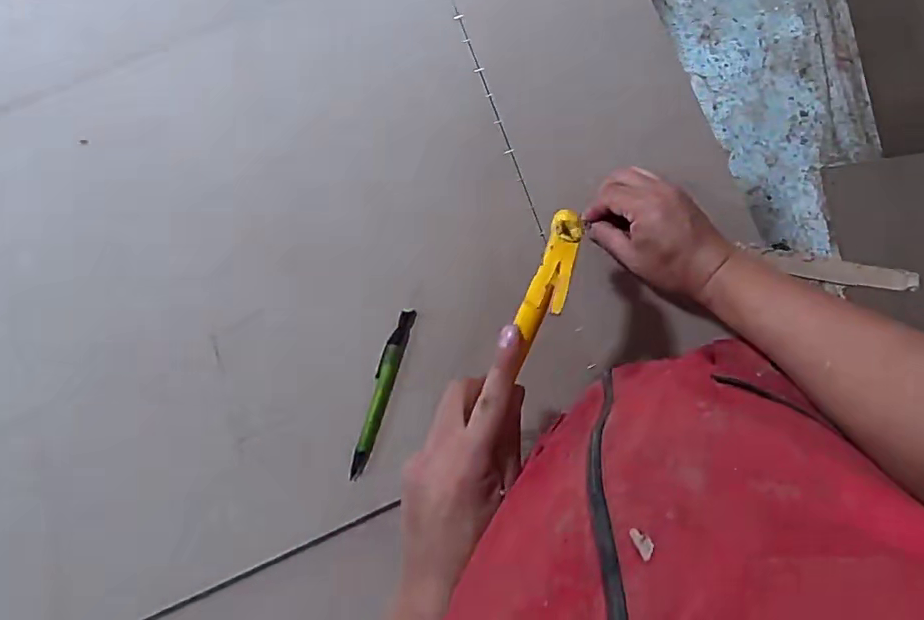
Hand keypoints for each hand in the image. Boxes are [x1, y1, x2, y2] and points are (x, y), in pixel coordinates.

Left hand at [390, 325, 526, 619]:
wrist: (431, 593)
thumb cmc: (484, 550)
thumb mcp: (509, 498)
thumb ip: (509, 443)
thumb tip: (515, 395)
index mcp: (468, 463)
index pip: (491, 399)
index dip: (504, 362)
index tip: (512, 330)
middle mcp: (435, 452)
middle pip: (460, 390)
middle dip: (483, 388)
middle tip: (504, 410)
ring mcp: (417, 458)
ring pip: (447, 411)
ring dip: (469, 415)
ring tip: (485, 455)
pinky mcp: (408, 467)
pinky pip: (438, 435)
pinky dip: (456, 438)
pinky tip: (464, 477)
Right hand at [583, 166, 738, 303]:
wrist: (713, 269)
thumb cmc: (672, 269)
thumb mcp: (633, 259)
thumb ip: (608, 238)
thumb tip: (595, 226)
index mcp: (644, 205)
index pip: (609, 194)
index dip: (595, 207)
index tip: (589, 222)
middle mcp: (656, 188)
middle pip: (619, 176)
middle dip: (605, 193)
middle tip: (602, 215)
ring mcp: (669, 187)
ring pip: (634, 173)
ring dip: (620, 187)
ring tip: (616, 210)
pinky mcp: (678, 192)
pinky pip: (648, 178)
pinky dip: (635, 187)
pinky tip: (635, 209)